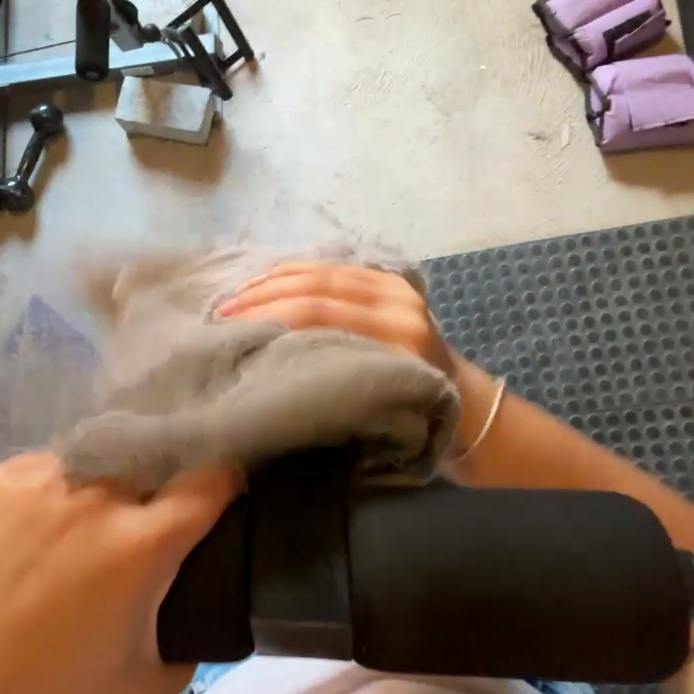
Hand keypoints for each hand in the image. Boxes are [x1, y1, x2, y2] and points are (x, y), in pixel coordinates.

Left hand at [0, 453, 239, 693]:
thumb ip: (190, 646)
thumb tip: (198, 607)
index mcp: (139, 543)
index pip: (212, 479)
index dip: (227, 487)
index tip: (224, 501)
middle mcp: (97, 494)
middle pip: (157, 462)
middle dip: (165, 488)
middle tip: (151, 526)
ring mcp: (44, 476)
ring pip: (104, 459)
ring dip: (112, 485)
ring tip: (91, 525)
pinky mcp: (2, 474)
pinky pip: (54, 466)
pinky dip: (62, 488)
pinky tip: (44, 526)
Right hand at [217, 262, 503, 463]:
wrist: (470, 410)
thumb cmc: (419, 425)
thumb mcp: (375, 414)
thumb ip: (332, 384)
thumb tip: (264, 370)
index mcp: (395, 338)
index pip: (318, 314)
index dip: (269, 317)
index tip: (230, 331)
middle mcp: (397, 305)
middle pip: (316, 288)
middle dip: (263, 298)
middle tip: (222, 315)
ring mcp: (396, 289)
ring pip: (322, 272)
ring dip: (271, 282)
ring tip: (234, 298)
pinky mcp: (391, 282)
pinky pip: (334, 268)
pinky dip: (294, 272)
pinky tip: (264, 282)